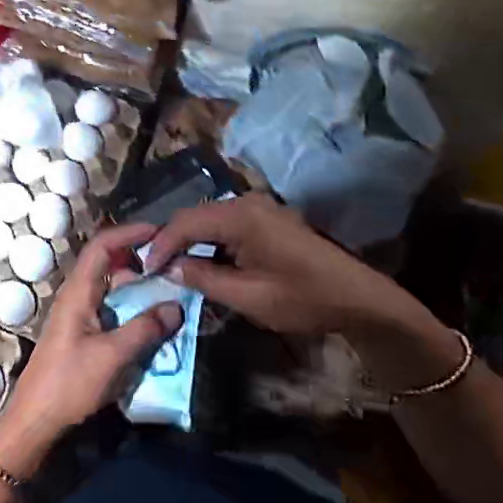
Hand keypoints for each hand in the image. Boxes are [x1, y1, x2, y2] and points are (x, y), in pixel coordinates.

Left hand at [0, 223, 183, 474]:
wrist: (35, 421)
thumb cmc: (69, 384)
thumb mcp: (112, 357)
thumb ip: (144, 329)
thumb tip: (176, 306)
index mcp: (78, 292)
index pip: (102, 246)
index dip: (130, 233)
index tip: (160, 232)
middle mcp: (78, 297)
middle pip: (111, 265)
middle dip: (142, 262)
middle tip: (174, 268)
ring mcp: (80, 316)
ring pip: (114, 290)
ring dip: (140, 290)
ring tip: (172, 296)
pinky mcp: (84, 335)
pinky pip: (113, 311)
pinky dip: (134, 311)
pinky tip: (155, 325)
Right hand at [144, 194, 427, 337]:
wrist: (359, 298)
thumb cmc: (304, 299)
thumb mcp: (249, 297)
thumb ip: (205, 279)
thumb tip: (170, 268)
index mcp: (242, 216)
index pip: (185, 222)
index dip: (160, 244)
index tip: (144, 269)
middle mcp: (248, 203)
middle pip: (196, 216)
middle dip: (171, 241)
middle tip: (152, 268)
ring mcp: (260, 209)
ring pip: (210, 220)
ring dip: (189, 241)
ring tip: (171, 267)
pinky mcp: (268, 220)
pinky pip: (227, 225)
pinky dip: (209, 242)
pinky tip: (201, 262)